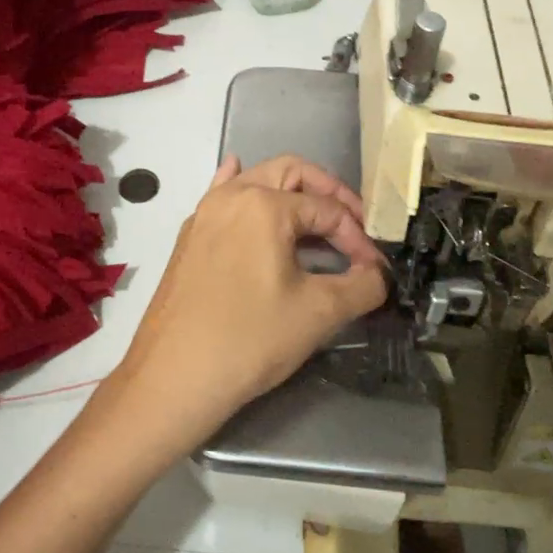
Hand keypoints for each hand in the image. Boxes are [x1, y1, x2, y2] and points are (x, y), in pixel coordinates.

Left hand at [102, 155, 387, 458]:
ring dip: (291, 194)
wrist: (173, 378)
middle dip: (328, 194)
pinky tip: (247, 189)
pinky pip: (222, 198)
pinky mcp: (189, 239)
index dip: (358, 237)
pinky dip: (244, 190)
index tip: (375, 269)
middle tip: (353, 226)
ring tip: (317, 220)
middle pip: (290, 174)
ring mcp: (204, 215)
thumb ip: (362, 285)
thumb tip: (378, 274)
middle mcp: (230, 196)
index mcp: (263, 205)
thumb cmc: (249, 340)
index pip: (327, 209)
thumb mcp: (318, 313)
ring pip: (255, 181)